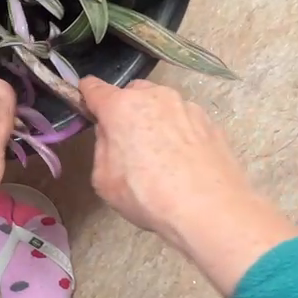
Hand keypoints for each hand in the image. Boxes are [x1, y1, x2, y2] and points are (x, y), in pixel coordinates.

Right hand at [80, 76, 297, 293]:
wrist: (210, 209)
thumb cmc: (147, 195)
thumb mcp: (104, 179)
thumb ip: (102, 147)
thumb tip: (112, 136)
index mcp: (120, 107)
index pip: (93, 87)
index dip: (87, 97)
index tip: (89, 109)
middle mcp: (154, 97)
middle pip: (131, 93)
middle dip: (125, 111)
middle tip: (127, 142)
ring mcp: (186, 106)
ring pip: (161, 105)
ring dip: (154, 121)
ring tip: (161, 157)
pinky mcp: (210, 122)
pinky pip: (184, 121)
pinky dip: (179, 133)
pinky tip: (184, 162)